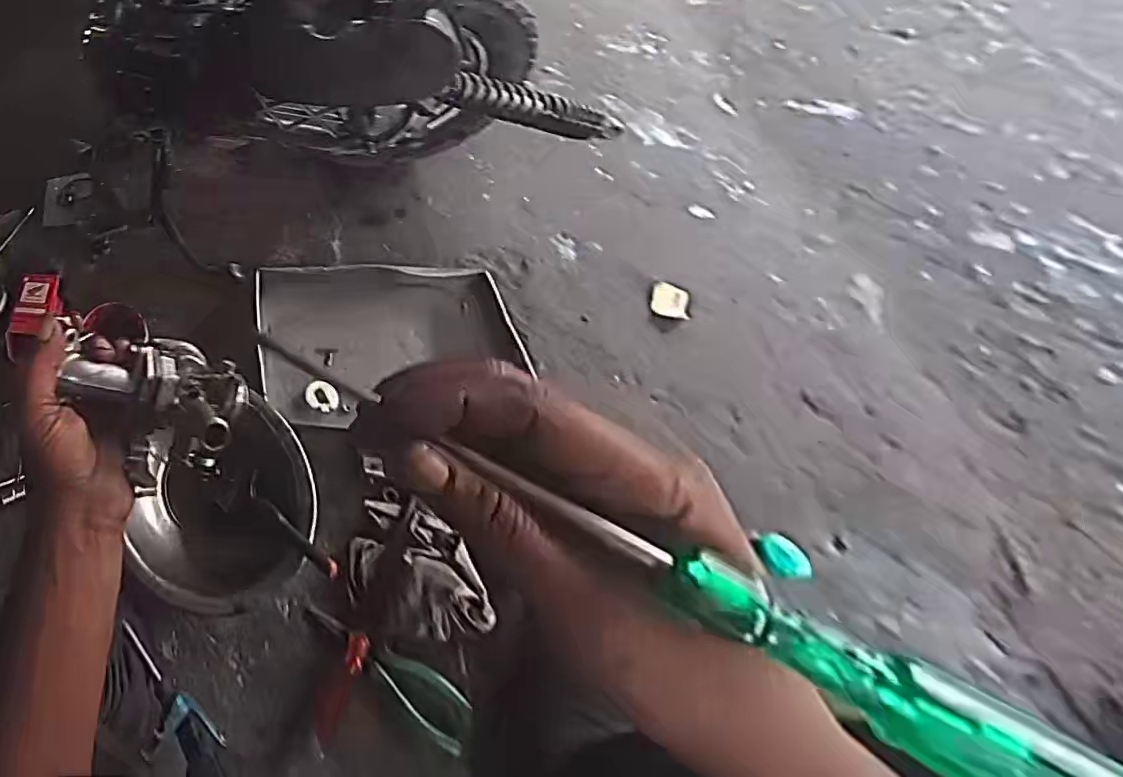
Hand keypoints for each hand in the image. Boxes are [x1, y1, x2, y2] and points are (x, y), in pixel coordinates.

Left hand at [18, 318, 133, 534]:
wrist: (88, 507)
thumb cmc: (56, 472)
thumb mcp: (37, 412)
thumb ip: (38, 367)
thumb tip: (46, 328)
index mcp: (43, 392)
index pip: (52, 347)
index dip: (64, 329)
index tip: (77, 318)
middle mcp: (71, 396)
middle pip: (87, 353)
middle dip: (98, 342)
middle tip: (104, 343)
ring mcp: (100, 406)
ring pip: (113, 367)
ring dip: (121, 357)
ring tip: (123, 356)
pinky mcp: (125, 417)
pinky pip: (135, 387)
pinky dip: (139, 376)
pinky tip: (139, 373)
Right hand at [360, 361, 888, 776]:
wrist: (747, 726)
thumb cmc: (688, 676)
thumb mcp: (580, 603)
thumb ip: (496, 521)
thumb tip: (415, 459)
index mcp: (650, 471)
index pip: (535, 405)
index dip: (454, 397)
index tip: (394, 409)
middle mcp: (627, 449)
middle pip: (516, 396)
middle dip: (437, 398)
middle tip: (375, 419)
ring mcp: (604, 463)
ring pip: (506, 415)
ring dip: (441, 418)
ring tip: (388, 434)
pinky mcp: (581, 482)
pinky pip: (510, 447)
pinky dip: (460, 447)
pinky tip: (426, 454)